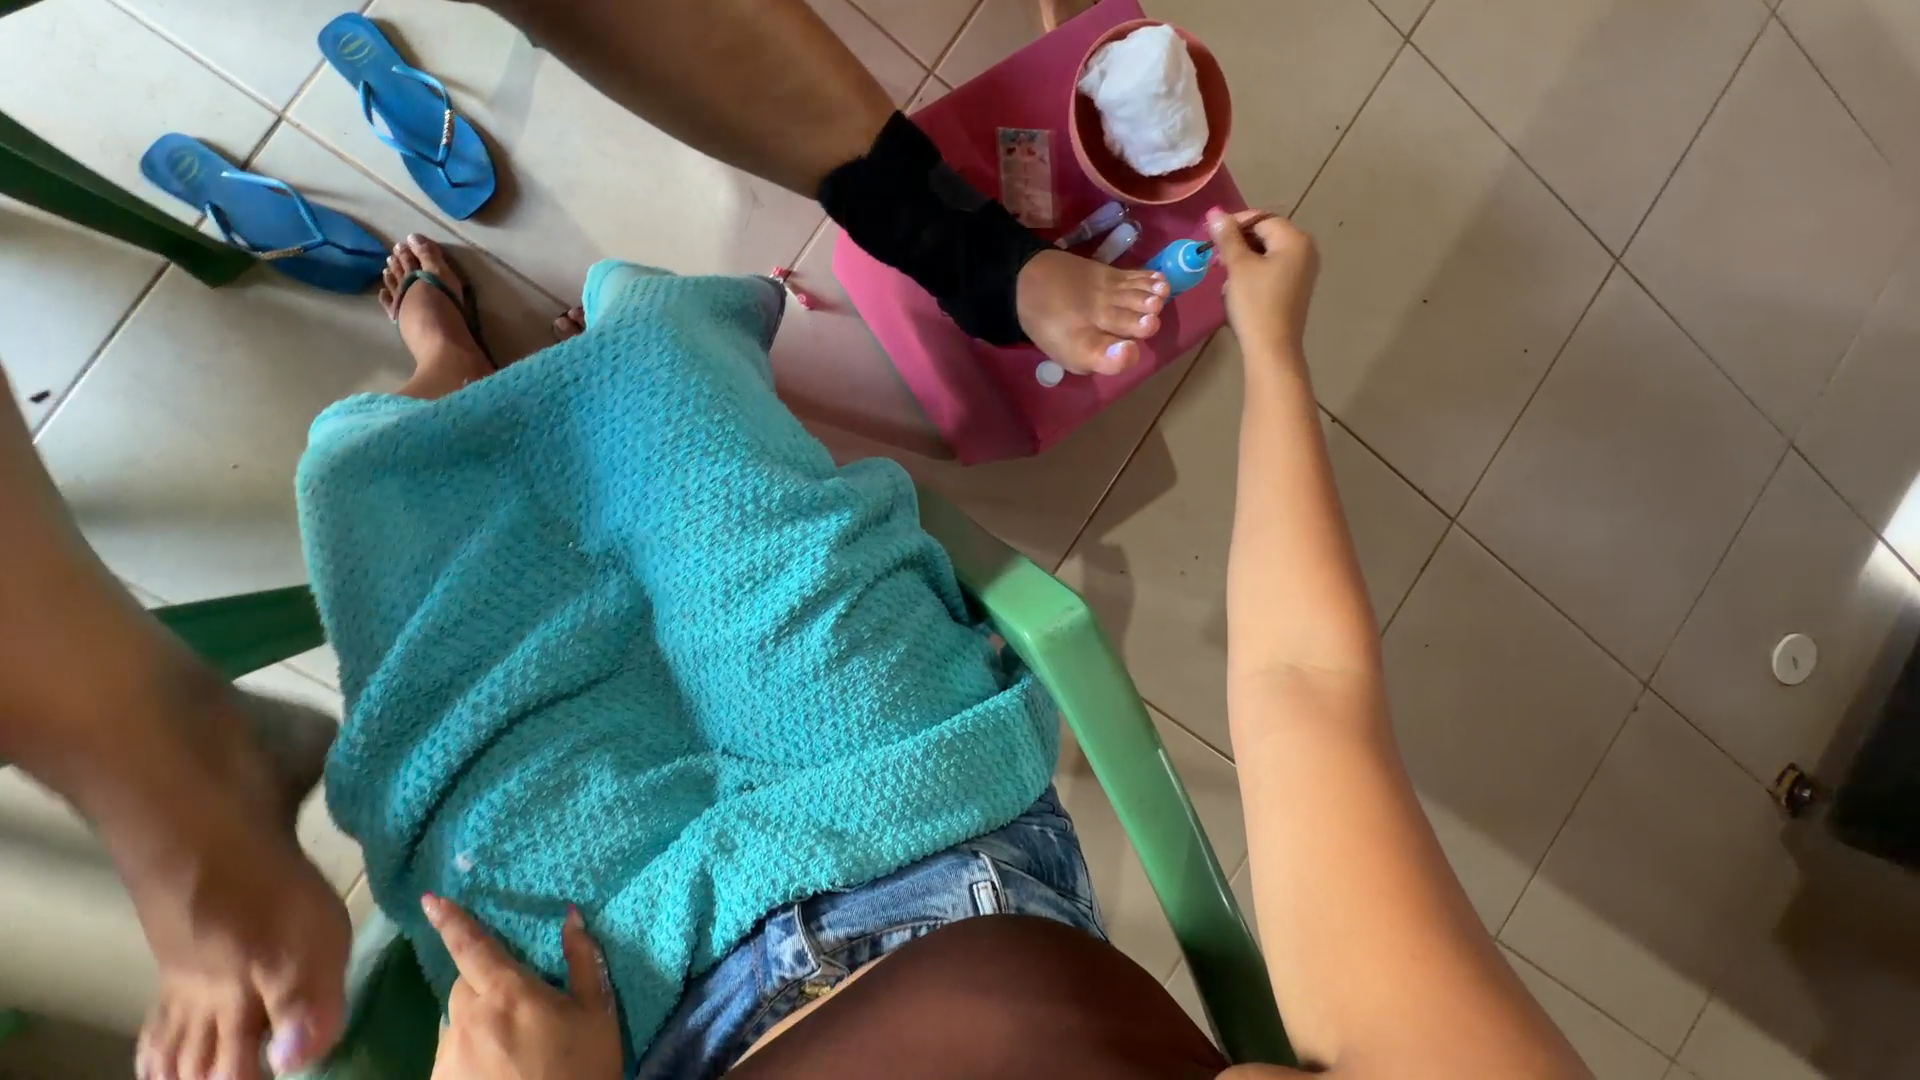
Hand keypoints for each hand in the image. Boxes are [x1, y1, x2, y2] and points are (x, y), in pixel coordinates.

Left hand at [423, 894, 623, 1079]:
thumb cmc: (584, 1067)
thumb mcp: (597, 1009)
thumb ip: (582, 959)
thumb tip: (571, 917)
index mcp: (508, 993)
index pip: (473, 948)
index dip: (452, 921)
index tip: (431, 900)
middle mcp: (468, 1021)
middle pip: (466, 986)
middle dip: (487, 984)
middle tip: (521, 1003)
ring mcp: (448, 1059)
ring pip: (456, 1022)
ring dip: (478, 1021)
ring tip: (513, 1046)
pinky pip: (452, 1055)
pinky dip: (470, 1053)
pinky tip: (499, 1070)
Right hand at [1205, 208, 1319, 355]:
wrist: (1271, 348)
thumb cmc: (1255, 304)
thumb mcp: (1238, 267)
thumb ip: (1227, 237)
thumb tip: (1215, 212)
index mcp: (1295, 240)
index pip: (1262, 218)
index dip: (1235, 223)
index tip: (1211, 237)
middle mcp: (1305, 250)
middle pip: (1267, 234)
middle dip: (1239, 242)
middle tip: (1215, 257)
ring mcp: (1303, 270)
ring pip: (1268, 252)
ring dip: (1244, 258)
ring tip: (1224, 273)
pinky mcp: (1296, 288)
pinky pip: (1273, 268)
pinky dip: (1254, 271)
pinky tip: (1238, 286)